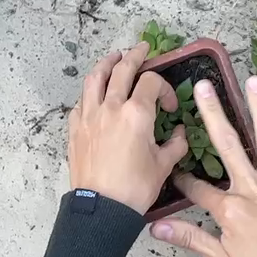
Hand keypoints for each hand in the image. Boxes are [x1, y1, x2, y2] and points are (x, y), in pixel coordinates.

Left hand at [68, 42, 187, 213]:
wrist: (102, 208)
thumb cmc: (135, 187)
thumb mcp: (164, 165)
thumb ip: (175, 144)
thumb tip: (180, 134)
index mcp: (136, 113)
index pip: (151, 82)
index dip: (164, 89)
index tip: (169, 107)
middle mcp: (111, 107)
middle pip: (122, 69)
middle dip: (134, 56)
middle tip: (142, 49)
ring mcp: (89, 115)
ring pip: (95, 78)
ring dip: (106, 64)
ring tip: (113, 57)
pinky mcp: (75, 128)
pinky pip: (81, 101)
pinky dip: (90, 92)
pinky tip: (95, 94)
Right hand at [148, 76, 256, 256]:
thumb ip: (189, 238)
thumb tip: (155, 227)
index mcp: (230, 209)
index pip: (197, 187)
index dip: (182, 178)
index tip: (171, 166)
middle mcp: (253, 189)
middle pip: (228, 146)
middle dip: (213, 114)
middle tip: (203, 86)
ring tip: (253, 80)